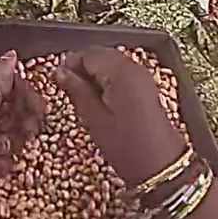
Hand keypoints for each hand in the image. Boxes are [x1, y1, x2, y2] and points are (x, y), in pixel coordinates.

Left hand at [0, 53, 44, 201]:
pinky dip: (1, 160)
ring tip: (0, 144)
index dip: (24, 92)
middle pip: (15, 112)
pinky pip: (6, 160)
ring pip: (14, 136)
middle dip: (24, 117)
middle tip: (27, 123)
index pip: (8, 87)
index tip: (35, 99)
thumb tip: (13, 55)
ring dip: (12, 139)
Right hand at [53, 49, 187, 186]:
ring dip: (95, 74)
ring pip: (111, 63)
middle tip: (68, 89)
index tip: (57, 80)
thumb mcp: (94, 118)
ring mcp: (143, 76)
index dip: (70, 64)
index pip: (89, 53)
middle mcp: (133, 67)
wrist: (161, 165)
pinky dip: (108, 80)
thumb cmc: (124, 145)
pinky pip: (122, 73)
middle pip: (101, 55)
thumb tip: (59, 72)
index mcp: (120, 72)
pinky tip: (101, 100)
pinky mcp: (147, 87)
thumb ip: (76, 90)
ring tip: (83, 97)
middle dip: (82, 68)